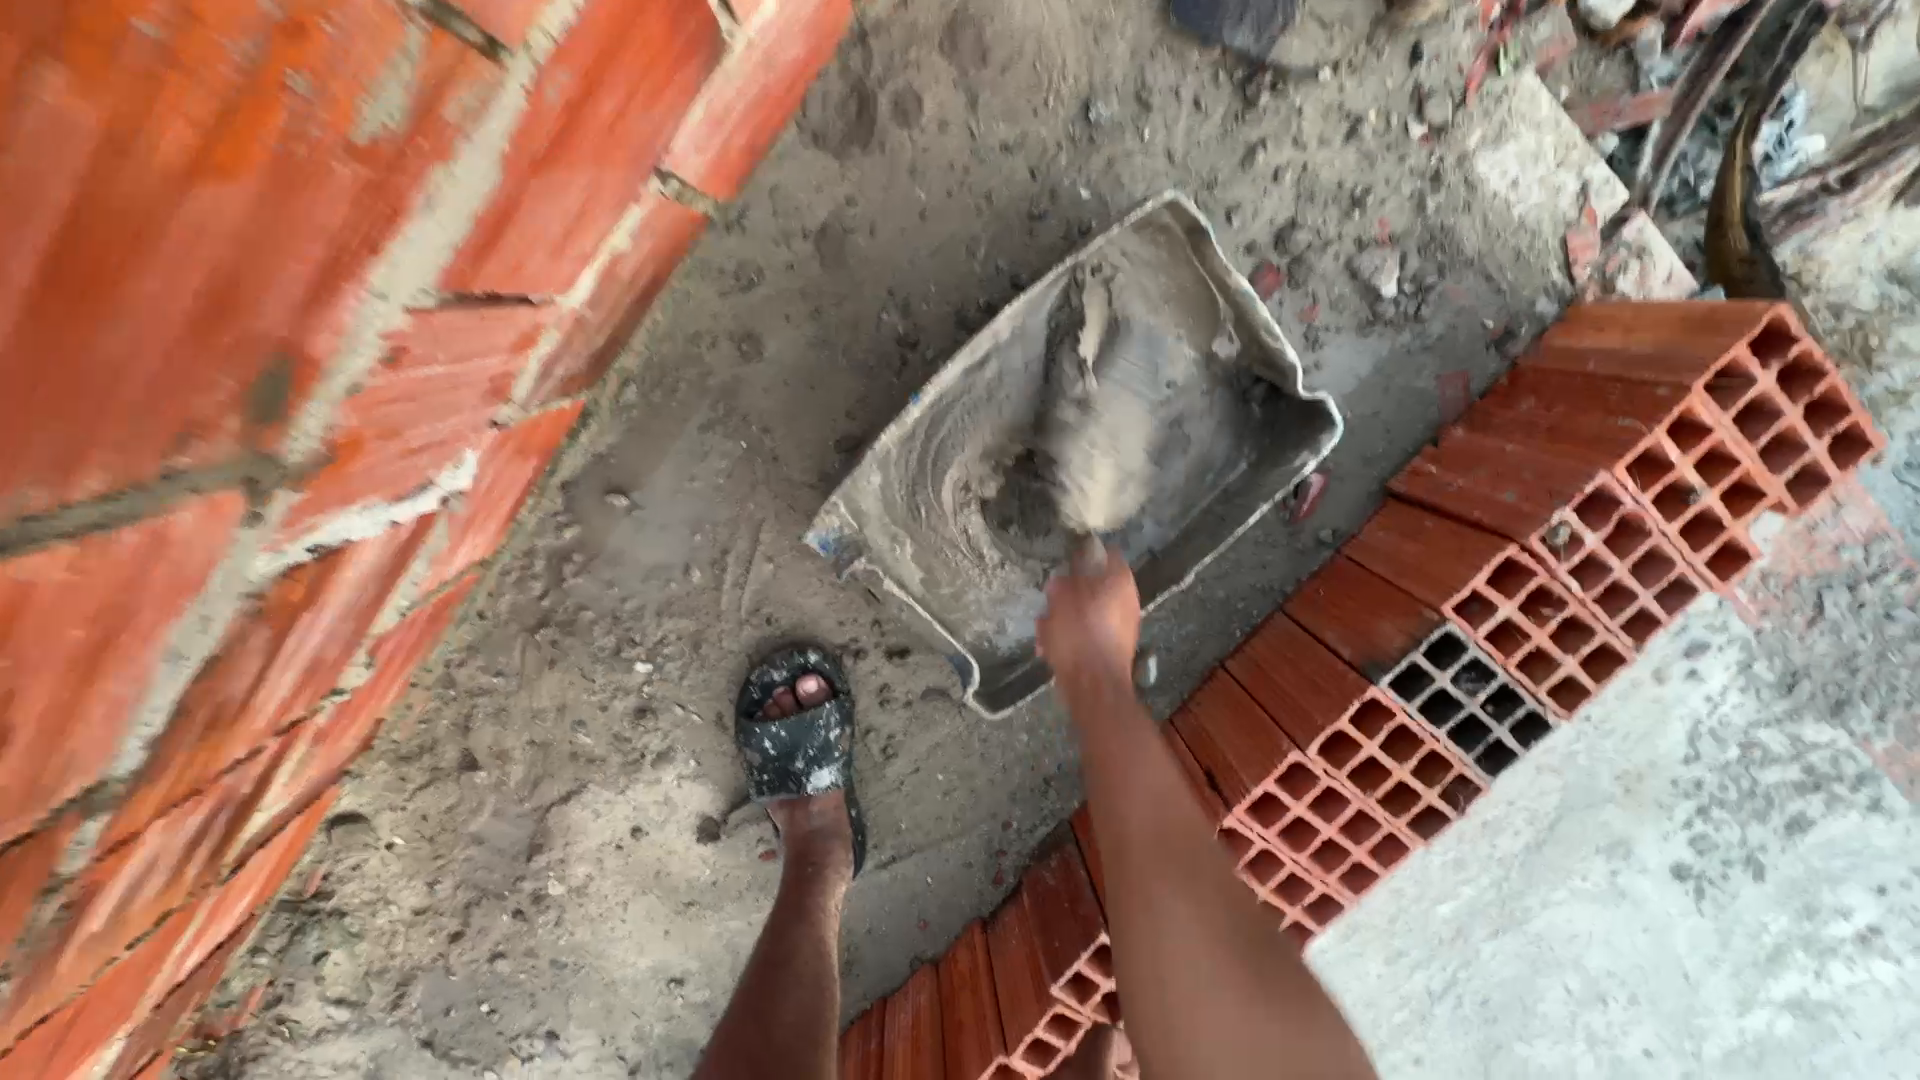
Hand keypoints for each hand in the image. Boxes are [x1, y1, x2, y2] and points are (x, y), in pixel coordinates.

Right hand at [1036, 544, 1140, 692]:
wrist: (1093, 684)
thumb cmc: (1078, 634)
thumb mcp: (1061, 599)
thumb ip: (1063, 583)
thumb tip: (1063, 579)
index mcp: (1121, 581)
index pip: (1108, 553)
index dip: (1086, 553)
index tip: (1067, 559)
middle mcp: (1128, 601)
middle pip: (1095, 586)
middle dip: (1069, 593)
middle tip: (1050, 599)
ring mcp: (1123, 626)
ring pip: (1088, 612)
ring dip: (1065, 617)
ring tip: (1045, 628)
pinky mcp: (1114, 649)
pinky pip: (1088, 634)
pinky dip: (1071, 637)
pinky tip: (1050, 647)